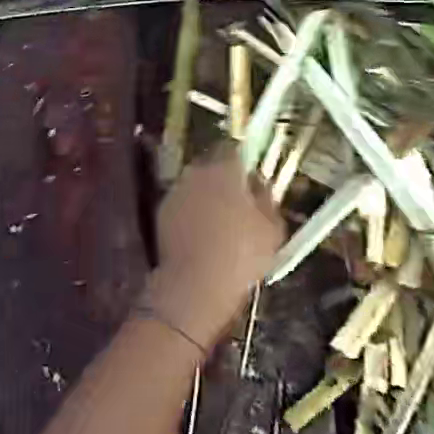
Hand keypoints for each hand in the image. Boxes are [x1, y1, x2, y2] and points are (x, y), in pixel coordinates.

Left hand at [141, 145, 284, 350]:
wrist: (195, 284)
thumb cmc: (242, 254)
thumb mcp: (272, 229)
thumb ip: (267, 200)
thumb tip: (260, 185)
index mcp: (224, 170)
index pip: (234, 150)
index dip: (244, 162)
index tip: (252, 179)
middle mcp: (195, 173)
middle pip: (212, 167)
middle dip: (224, 179)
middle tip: (239, 202)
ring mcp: (175, 191)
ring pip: (195, 186)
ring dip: (206, 196)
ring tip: (221, 222)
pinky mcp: (161, 211)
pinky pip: (182, 205)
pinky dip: (191, 213)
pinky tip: (201, 234)